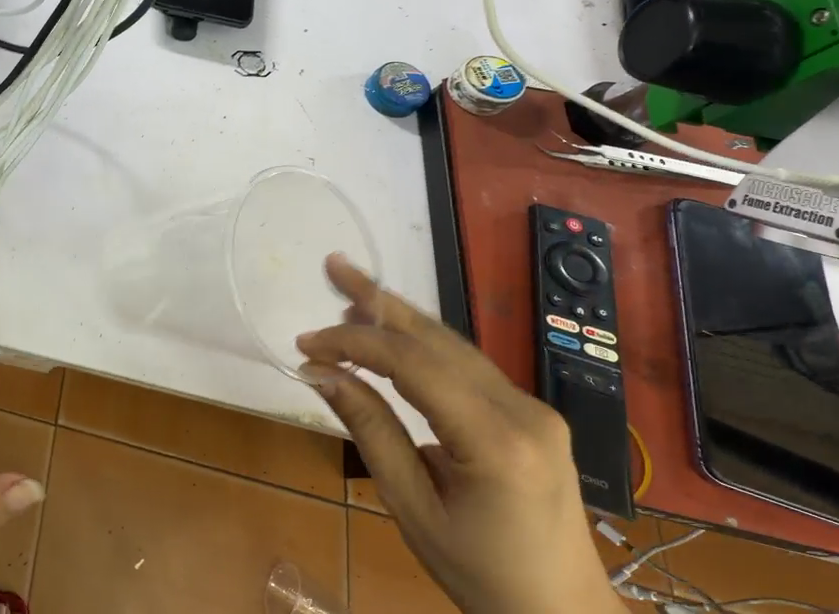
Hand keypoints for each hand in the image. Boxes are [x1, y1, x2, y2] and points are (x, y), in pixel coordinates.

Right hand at [297, 254, 622, 613]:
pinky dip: (421, 345)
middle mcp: (523, 411)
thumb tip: (320, 372)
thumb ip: (370, 430)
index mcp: (496, 440)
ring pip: (453, 345)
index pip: (412, 363)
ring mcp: (533, 409)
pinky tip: (390, 336)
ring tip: (349, 292)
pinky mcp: (531, 415)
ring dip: (399, 317)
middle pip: (438, 339)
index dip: (353, 342)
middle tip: (332, 266)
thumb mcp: (412, 507)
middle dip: (380, 300)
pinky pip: (466, 365)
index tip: (305, 343)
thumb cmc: (480, 572)